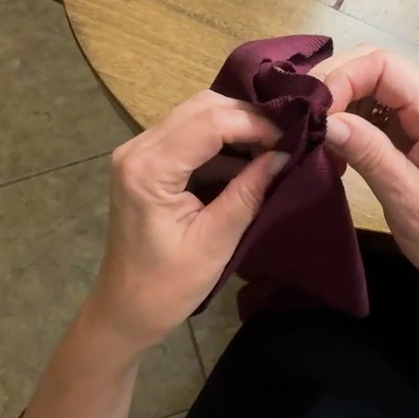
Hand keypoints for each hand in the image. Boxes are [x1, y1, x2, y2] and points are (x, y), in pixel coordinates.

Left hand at [83, 90, 288, 349]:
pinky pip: (189, 134)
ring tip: (276, 145)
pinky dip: (222, 140)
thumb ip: (249, 192)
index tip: (294, 137)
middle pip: (202, 107)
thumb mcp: (216, 240)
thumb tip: (287, 153)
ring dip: (237, 125)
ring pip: (196, 115)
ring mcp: (138, 152)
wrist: (125, 310)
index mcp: (149, 168)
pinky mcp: (147, 162)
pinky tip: (251, 157)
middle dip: (249, 117)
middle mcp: (137, 148)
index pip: (210, 122)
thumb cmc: (167, 286)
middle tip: (290, 136)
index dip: (256, 123)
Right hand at [312, 46, 418, 308]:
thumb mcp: (409, 202)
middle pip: (376, 68)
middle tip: (298, 120)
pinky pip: (378, 111)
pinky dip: (349, 123)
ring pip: (373, 87)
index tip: (310, 113)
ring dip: (337, 105)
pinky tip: (331, 149)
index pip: (384, 66)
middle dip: (333, 86)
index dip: (341, 78)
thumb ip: (369, 154)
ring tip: (309, 136)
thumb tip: (324, 118)